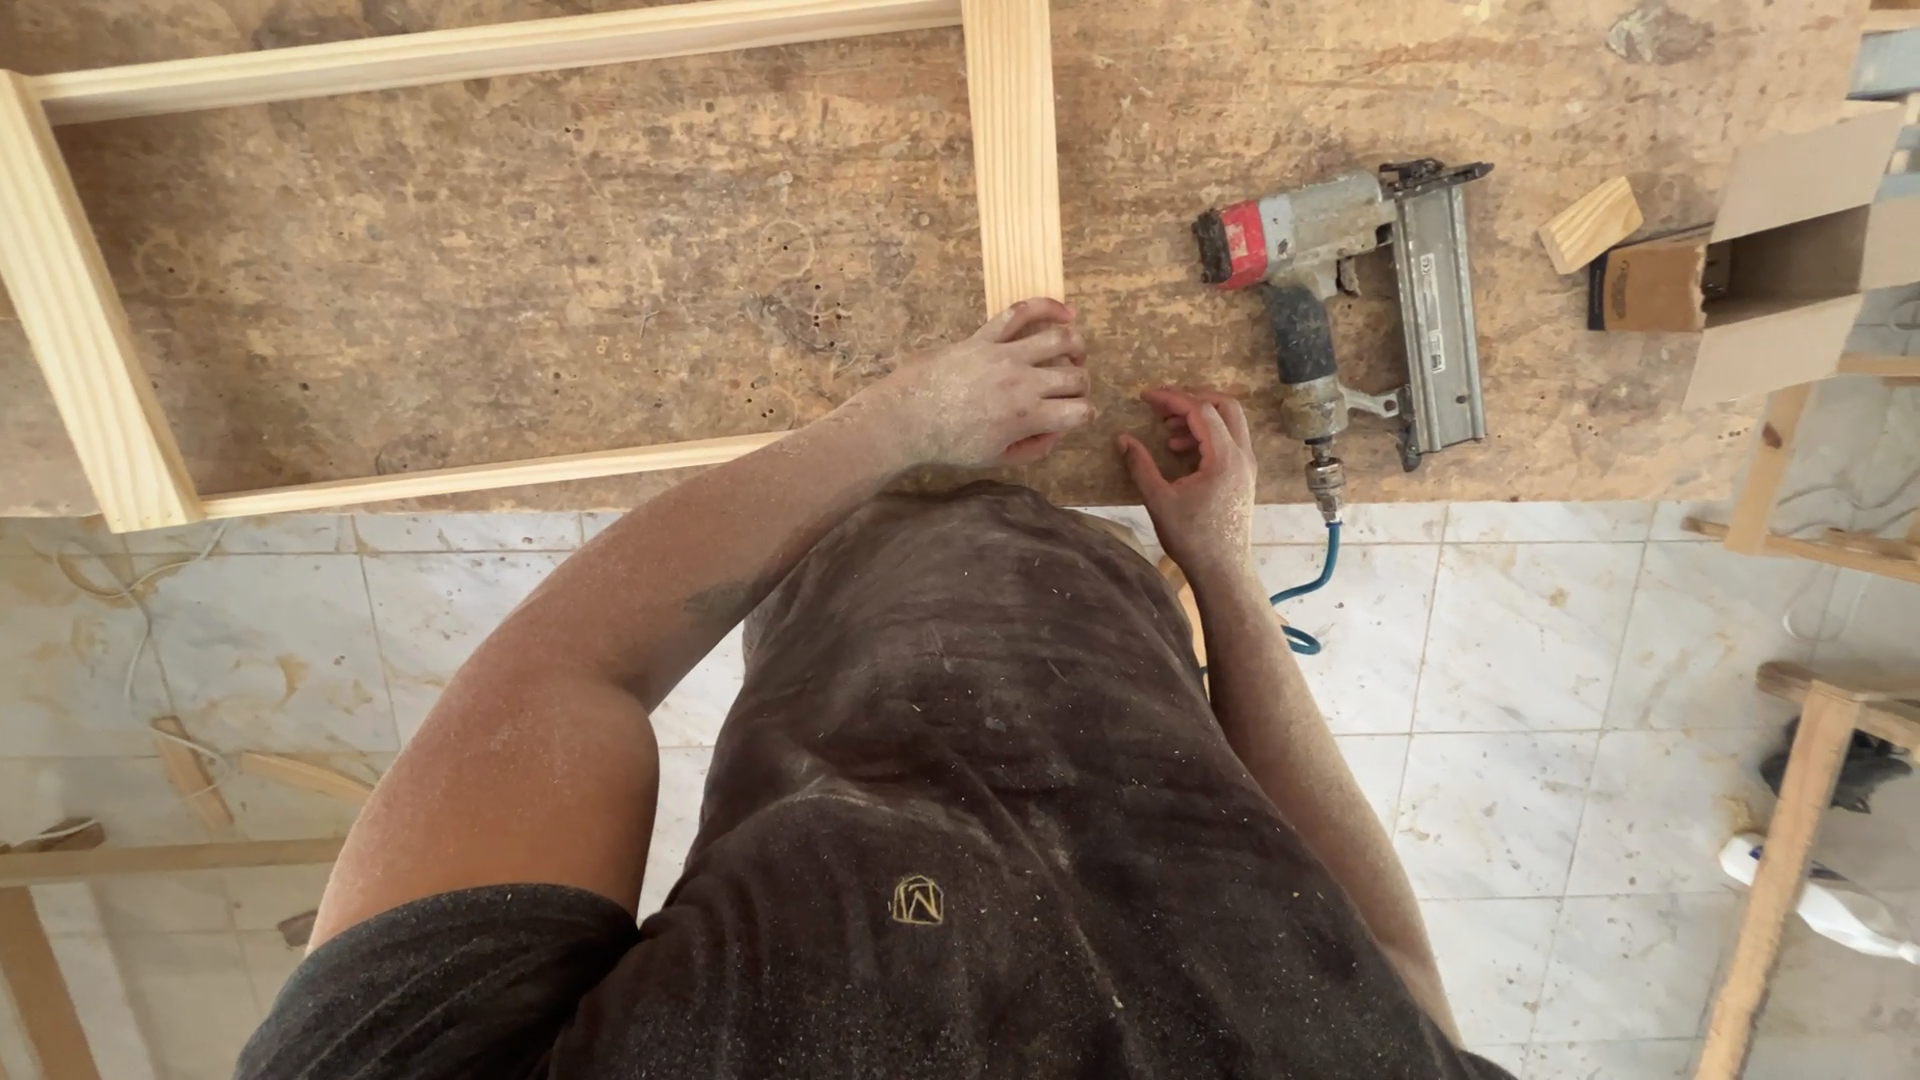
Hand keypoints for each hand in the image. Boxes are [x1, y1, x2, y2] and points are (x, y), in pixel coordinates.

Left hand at [851, 298, 1094, 467]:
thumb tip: (1058, 432)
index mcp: (1027, 415)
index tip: (1078, 417)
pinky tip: (1066, 312)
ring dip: (1077, 348)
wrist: (907, 419)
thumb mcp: (996, 458)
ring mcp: (1005, 354)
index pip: (1080, 411)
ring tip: (1074, 356)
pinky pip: (1021, 312)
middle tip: (1071, 392)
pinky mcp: (985, 337)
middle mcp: (1023, 381)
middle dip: (1082, 386)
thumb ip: (1033, 448)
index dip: (1086, 416)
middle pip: (1075, 376)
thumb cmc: (950, 444)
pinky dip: (1048, 307)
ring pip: (1060, 339)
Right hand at [1117, 387, 1256, 581]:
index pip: (1200, 410)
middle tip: (1162, 406)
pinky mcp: (1243, 475)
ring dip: (1198, 417)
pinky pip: (1228, 439)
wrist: (1222, 570)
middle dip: (1192, 398)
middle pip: (1225, 405)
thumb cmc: (1191, 538)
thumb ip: (1140, 466)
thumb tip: (1123, 439)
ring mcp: (1246, 465)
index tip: (1145, 397)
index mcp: (1225, 458)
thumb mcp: (1159, 501)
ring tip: (1166, 431)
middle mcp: (1243, 455)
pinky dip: (1205, 434)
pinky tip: (1180, 449)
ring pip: (1230, 421)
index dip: (1171, 398)